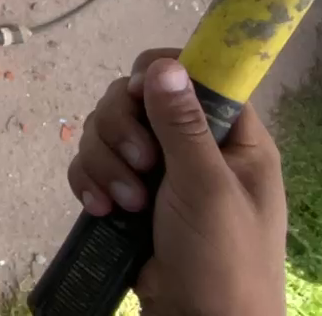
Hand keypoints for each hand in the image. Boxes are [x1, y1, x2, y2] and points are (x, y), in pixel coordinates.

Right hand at [68, 51, 286, 315]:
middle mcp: (192, 146)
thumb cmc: (222, 257)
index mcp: (231, 140)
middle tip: (139, 163)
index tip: (138, 92)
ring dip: (105, 163)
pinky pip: (90, 161)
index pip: (194, 76)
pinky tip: (102, 209)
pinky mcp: (124, 188)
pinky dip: (90, 181)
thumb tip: (164, 63)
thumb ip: (182, 123)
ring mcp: (156, 168)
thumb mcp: (205, 186)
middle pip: (134, 98)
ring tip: (124, 203)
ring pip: (105, 128)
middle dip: (121, 129)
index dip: (160, 74)